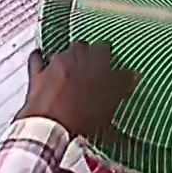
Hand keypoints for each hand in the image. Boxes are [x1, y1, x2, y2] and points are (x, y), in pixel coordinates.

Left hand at [16, 41, 137, 137]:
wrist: (51, 125)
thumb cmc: (84, 113)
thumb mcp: (111, 101)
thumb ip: (123, 83)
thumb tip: (134, 73)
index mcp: (95, 59)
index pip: (104, 47)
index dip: (106, 55)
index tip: (109, 64)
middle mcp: (74, 55)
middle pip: (82, 46)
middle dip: (86, 54)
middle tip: (90, 70)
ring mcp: (54, 63)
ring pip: (62, 53)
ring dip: (66, 59)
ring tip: (70, 73)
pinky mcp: (37, 73)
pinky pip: (37, 59)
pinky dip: (39, 58)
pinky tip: (41, 60)